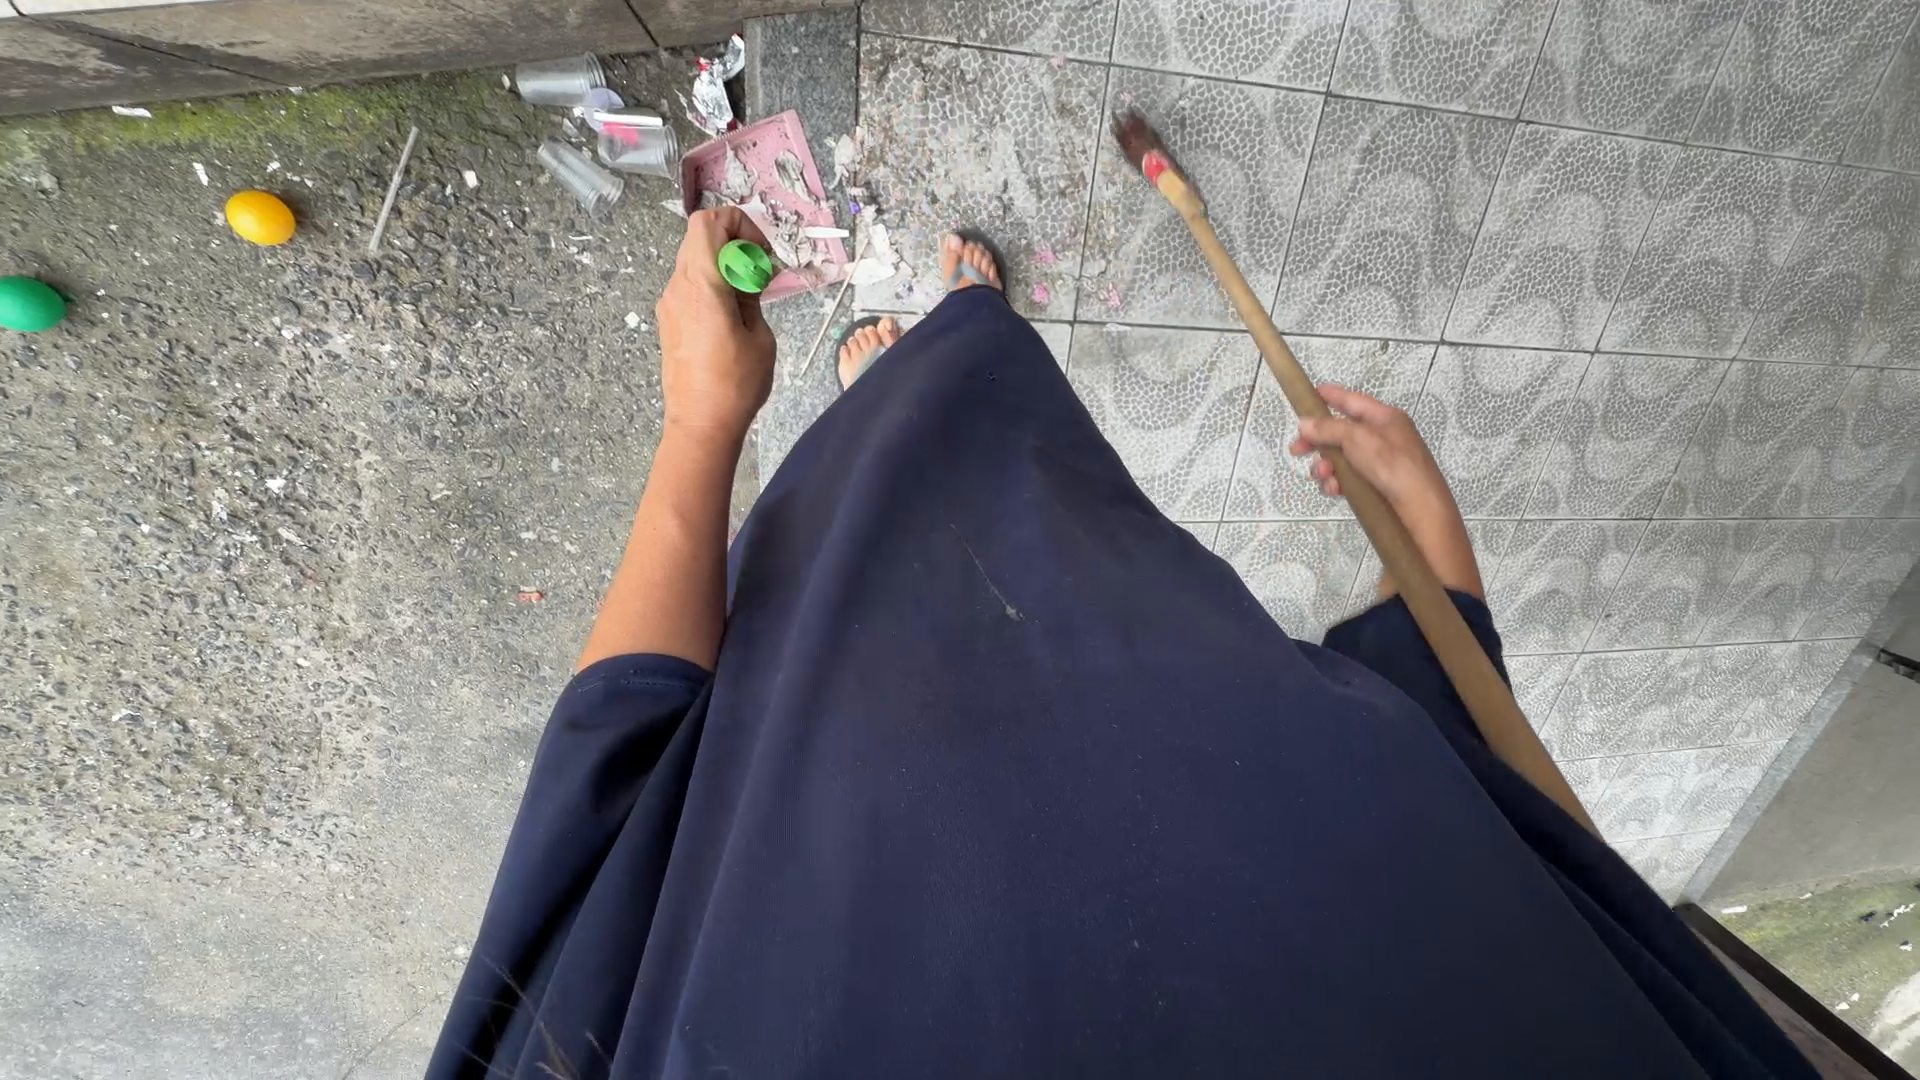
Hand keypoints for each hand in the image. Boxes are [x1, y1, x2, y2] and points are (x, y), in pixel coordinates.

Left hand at [655, 207, 777, 440]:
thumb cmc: (736, 384)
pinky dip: (713, 285)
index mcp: (702, 284)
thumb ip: (751, 297)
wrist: (701, 424)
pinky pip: (690, 286)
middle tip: (761, 273)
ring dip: (724, 266)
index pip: (708, 223)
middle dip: (735, 244)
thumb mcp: (760, 337)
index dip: (739, 225)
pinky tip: (733, 315)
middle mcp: (678, 287)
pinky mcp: (669, 320)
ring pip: (694, 261)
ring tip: (750, 297)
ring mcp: (669, 304)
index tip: (762, 254)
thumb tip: (749, 277)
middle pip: (700, 237)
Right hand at [1289, 384, 1453, 515]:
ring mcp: (1377, 461)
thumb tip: (1304, 423)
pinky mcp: (1373, 483)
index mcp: (1383, 418)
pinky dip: (1336, 482)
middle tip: (1296, 450)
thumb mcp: (1358, 438)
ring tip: (1323, 475)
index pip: (1352, 401)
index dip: (1331, 396)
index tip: (1311, 393)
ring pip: (1339, 458)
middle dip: (1317, 442)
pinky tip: (1334, 489)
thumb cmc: (1394, 464)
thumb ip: (1328, 428)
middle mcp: (1380, 437)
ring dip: (1325, 467)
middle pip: (1339, 433)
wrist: (1419, 505)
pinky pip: (1346, 478)